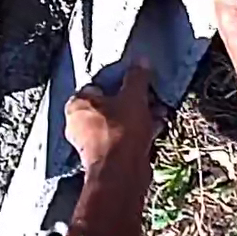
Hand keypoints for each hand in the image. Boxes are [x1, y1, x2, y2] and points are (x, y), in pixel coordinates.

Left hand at [65, 60, 158, 174]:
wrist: (122, 174)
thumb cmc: (121, 131)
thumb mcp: (133, 97)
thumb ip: (137, 78)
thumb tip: (142, 61)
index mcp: (77, 104)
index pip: (98, 85)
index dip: (121, 83)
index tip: (138, 84)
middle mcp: (78, 123)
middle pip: (110, 105)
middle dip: (134, 102)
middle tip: (152, 99)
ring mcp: (91, 143)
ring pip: (119, 123)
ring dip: (139, 118)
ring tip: (159, 114)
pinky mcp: (105, 157)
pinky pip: (123, 139)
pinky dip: (138, 133)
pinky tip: (156, 129)